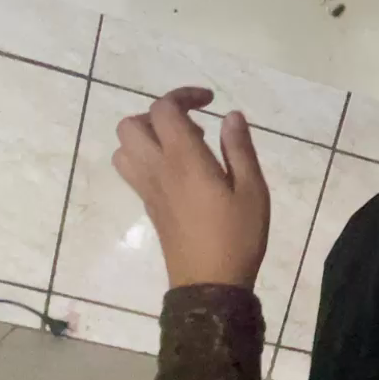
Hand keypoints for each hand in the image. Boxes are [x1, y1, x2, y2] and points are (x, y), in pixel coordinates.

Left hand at [112, 87, 270, 289]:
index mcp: (185, 160)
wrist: (210, 284)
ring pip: (125, 147)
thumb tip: (231, 115)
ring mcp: (148, 189)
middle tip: (194, 125)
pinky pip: (132, 168)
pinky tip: (181, 171)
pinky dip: (148, 156)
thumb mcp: (253, 190)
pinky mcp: (149, 205)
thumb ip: (239, 149)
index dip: (184, 96)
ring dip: (148, 136)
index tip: (212, 101)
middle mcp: (158, 169)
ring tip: (184, 146)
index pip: (164, 110)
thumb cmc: (239, 236)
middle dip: (159, 114)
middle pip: (132, 124)